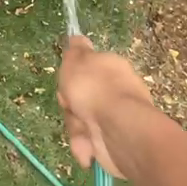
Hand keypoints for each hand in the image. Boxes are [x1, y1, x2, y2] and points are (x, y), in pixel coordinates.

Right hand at [57, 35, 153, 178]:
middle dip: (71, 105)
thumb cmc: (94, 88)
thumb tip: (78, 37)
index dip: (71, 77)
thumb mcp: (77, 59)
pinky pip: (89, 141)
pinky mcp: (113, 141)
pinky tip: (87, 147)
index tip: (67, 82)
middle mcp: (114, 92)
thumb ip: (75, 49)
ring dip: (76, 128)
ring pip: (80, 119)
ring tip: (83, 132)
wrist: (119, 129)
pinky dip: (85, 145)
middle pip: (79, 97)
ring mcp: (115, 118)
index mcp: (110, 68)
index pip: (84, 69)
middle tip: (71, 106)